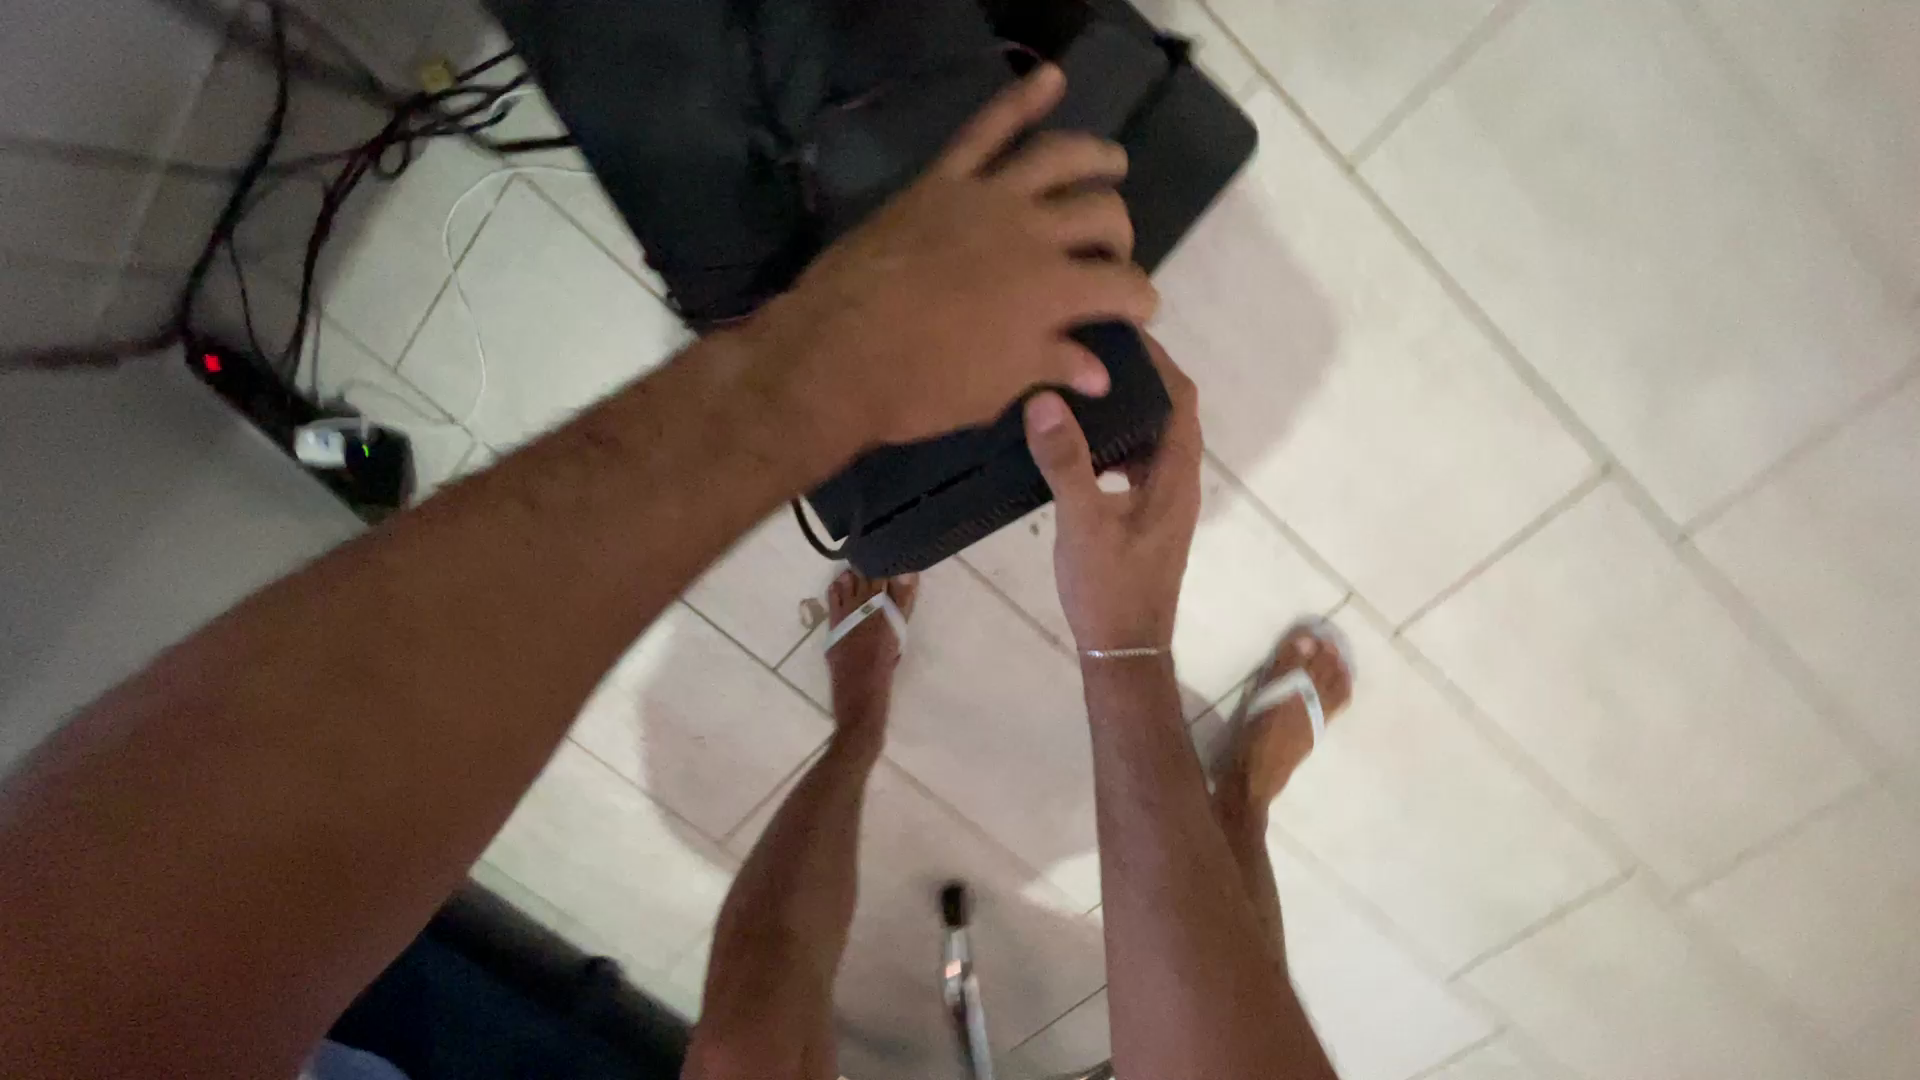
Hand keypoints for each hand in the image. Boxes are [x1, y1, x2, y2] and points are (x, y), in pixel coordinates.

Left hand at [754, 63, 1158, 446]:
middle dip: (1120, 239)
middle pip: (1103, 217)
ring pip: (1061, 158)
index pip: (1122, 287)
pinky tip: (1051, 77)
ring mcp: (987, 197)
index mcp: (1054, 292)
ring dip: (1096, 157)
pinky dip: (1021, 98)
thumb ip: (1052, 366)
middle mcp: (1034, 233)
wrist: (838, 355)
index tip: (1140, 313)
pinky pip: (988, 128)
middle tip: (1112, 257)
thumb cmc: (922, 387)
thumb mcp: (997, 389)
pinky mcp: (943, 180)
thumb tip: (1098, 370)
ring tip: (1114, 163)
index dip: (1141, 301)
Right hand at [1024, 333, 1200, 651]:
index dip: (1159, 361)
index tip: (1123, 333)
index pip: (1181, 399)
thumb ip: (1065, 461)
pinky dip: (1114, 449)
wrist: (1123, 651)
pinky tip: (1077, 451)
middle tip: (1091, 357)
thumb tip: (1045, 400)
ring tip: (1080, 393)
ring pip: (1151, 443)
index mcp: (1174, 475)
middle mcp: (1178, 483)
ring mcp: (1164, 504)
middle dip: (1137, 382)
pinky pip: (1135, 468)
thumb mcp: (1082, 522)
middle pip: (1169, 415)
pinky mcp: (1146, 521)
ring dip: (1125, 416)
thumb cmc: (1109, 587)